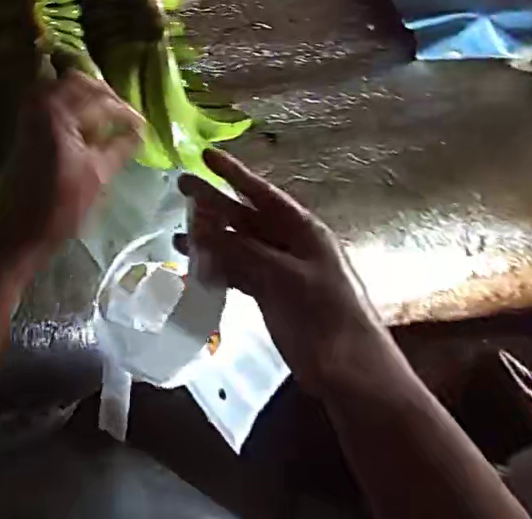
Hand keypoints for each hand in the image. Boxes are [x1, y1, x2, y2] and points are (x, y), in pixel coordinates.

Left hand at [0, 72, 141, 254]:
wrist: (22, 230)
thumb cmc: (62, 206)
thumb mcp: (100, 175)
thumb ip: (122, 146)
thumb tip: (140, 132)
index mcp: (59, 115)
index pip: (100, 99)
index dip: (124, 111)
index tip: (142, 125)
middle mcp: (40, 107)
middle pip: (78, 82)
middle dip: (105, 95)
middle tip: (124, 115)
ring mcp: (29, 115)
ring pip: (62, 87)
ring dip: (86, 95)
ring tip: (107, 114)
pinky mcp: (25, 125)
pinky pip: (49, 98)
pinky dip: (68, 102)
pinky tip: (84, 120)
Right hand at [179, 149, 395, 396]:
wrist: (353, 377)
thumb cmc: (325, 318)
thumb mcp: (283, 278)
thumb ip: (241, 251)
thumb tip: (202, 227)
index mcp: (301, 230)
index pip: (261, 193)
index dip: (233, 173)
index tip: (206, 155)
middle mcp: (289, 243)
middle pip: (246, 216)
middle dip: (214, 203)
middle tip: (181, 187)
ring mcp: (281, 270)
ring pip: (240, 245)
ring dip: (212, 240)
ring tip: (178, 234)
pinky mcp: (274, 295)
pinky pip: (241, 272)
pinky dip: (219, 269)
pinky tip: (197, 269)